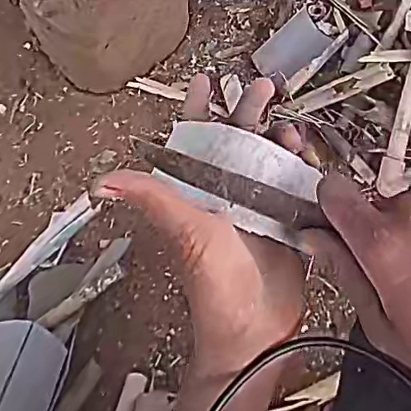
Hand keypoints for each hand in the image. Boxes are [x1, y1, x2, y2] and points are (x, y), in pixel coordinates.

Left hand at [95, 75, 307, 378]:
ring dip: (280, 137)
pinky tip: (309, 157)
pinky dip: (303, 166)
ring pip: (271, 155)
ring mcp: (260, 202)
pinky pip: (296, 182)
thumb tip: (101, 181)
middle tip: (264, 86)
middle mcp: (229, 190)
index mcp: (200, 188)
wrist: (256, 331)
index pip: (197, 138)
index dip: (201, 107)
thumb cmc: (215, 285)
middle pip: (240, 137)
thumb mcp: (185, 232)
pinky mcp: (287, 217)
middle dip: (250, 108)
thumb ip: (153, 199)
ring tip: (289, 129)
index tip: (207, 79)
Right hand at [303, 176, 410, 410]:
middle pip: (370, 206)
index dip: (325, 206)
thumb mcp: (386, 329)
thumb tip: (318, 243)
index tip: (327, 223)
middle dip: (372, 234)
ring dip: (408, 233)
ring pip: (405, 210)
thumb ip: (345, 275)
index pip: (333, 191)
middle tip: (390, 276)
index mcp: (383, 244)